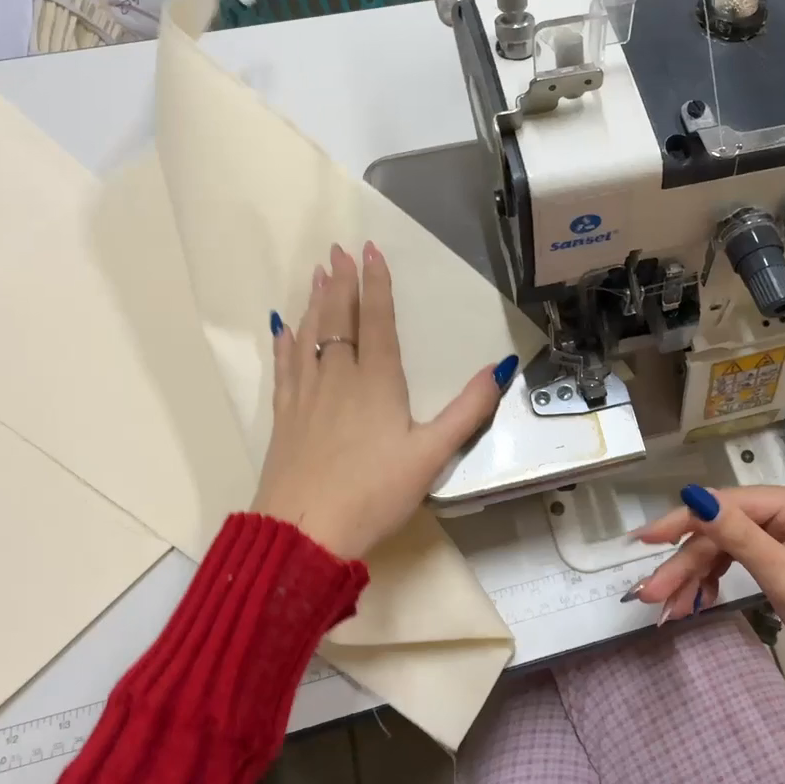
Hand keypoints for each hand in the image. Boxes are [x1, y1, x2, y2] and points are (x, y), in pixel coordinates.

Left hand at [250, 242, 517, 559]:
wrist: (304, 533)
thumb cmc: (374, 494)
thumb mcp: (432, 455)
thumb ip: (468, 410)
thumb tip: (501, 366)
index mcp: (376, 382)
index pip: (376, 321)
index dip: (375, 284)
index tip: (370, 250)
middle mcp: (337, 378)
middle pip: (338, 320)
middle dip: (341, 283)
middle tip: (337, 250)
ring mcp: (306, 396)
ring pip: (309, 336)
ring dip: (315, 303)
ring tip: (317, 275)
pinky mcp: (285, 417)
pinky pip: (285, 366)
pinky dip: (286, 342)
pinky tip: (283, 328)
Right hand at [632, 485, 784, 674]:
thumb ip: (739, 537)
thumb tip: (694, 496)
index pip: (727, 503)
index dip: (683, 519)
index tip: (642, 540)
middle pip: (721, 528)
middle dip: (685, 562)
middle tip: (651, 595)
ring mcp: (784, 534)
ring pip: (722, 547)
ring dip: (693, 576)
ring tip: (668, 610)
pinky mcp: (780, 557)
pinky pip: (735, 561)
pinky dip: (711, 582)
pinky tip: (695, 602)